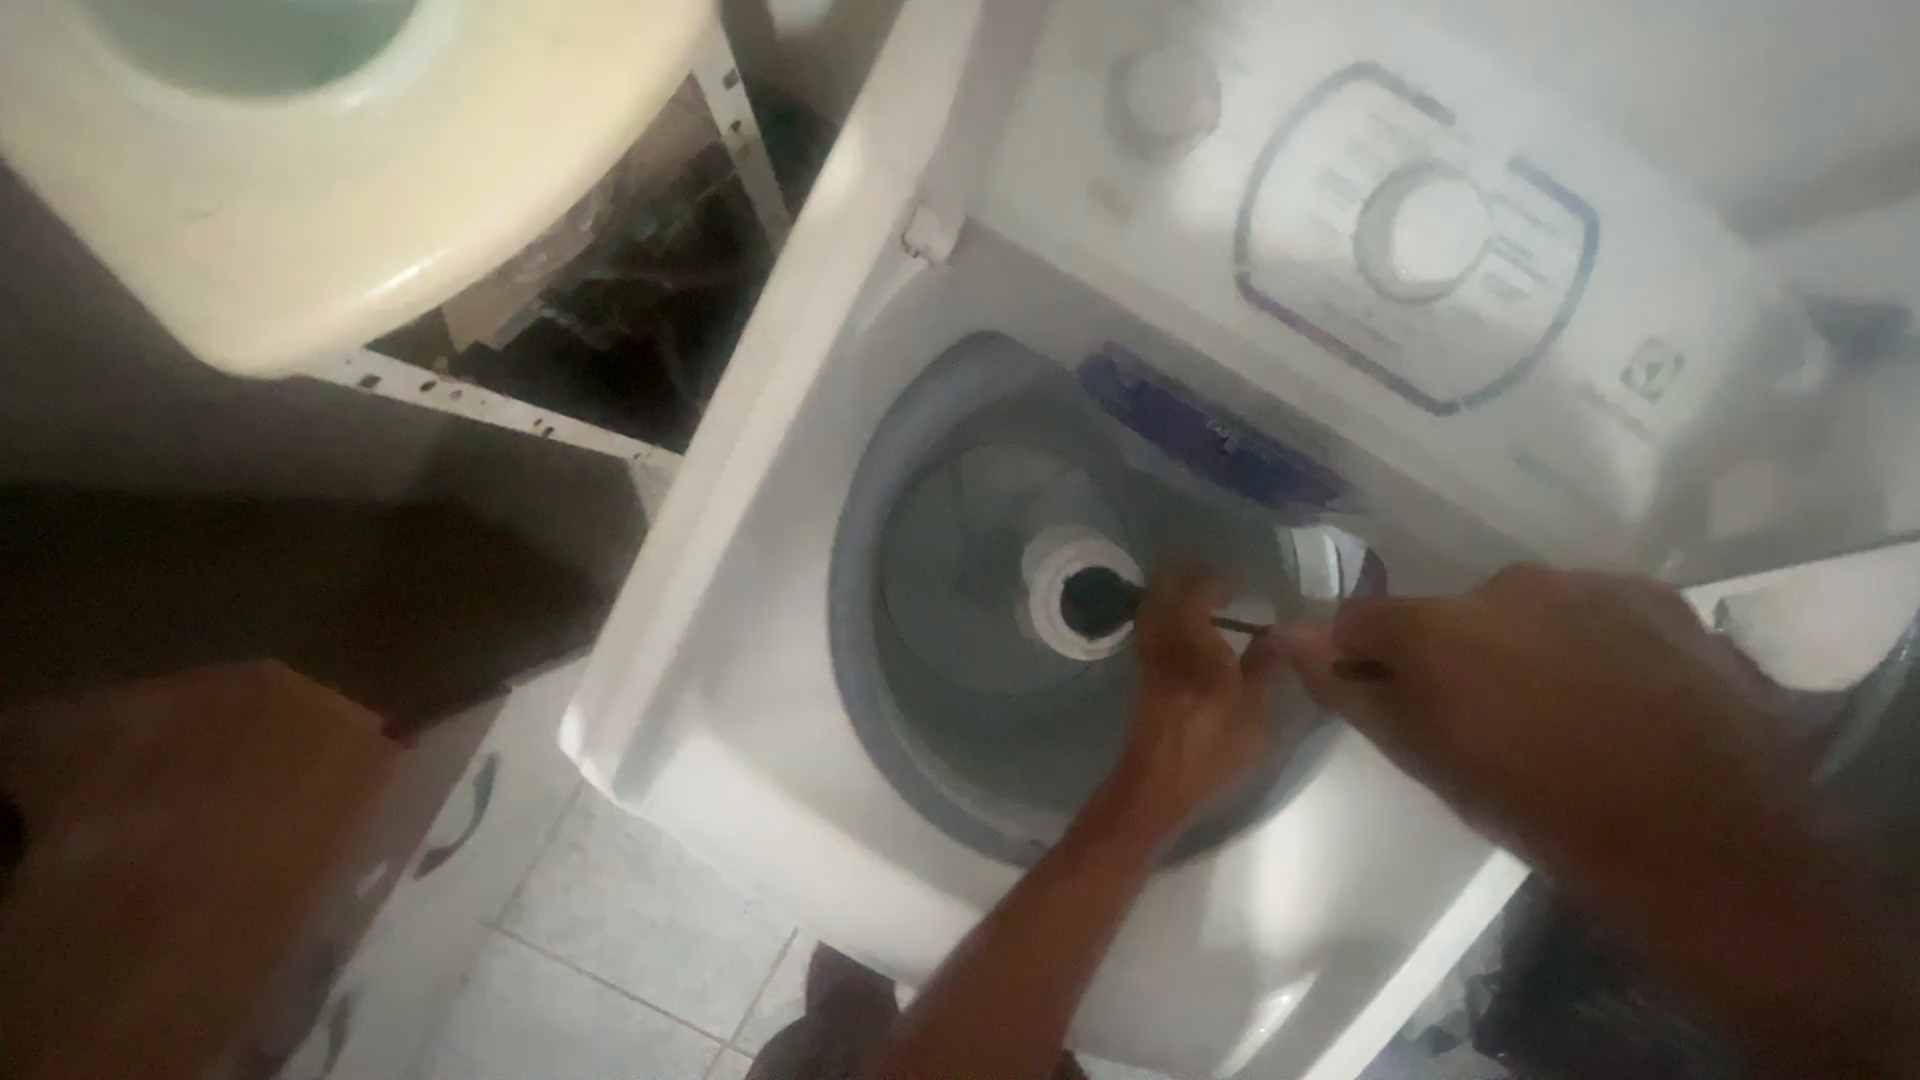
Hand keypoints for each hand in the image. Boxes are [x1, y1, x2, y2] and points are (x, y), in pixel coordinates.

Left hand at [1109, 566, 1288, 833]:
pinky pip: (1148, 626)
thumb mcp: (1254, 713)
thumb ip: (1264, 667)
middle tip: (1213, 581)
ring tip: (1197, 596)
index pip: (1196, 593)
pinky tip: (1181, 624)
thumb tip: (1274, 632)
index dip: (1213, 583)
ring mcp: (1148, 656)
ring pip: (1151, 606)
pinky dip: (1161, 613)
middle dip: (1185, 577)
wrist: (1158, 782)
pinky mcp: (1142, 672)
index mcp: (1196, 647)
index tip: (1234, 587)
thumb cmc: (1212, 751)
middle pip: (1164, 591)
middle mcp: (1166, 643)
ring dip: (1170, 592)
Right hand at [1278, 564, 1802, 874]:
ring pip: (1521, 607)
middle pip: (1445, 612)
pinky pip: (1592, 608)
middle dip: (1448, 651)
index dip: (1357, 653)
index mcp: (1434, 626)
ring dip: (1519, 643)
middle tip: (1481, 713)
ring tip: (1559, 706)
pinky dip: (1586, 639)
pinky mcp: (1661, 598)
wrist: (1704, 843)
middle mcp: (1503, 584)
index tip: (1373, 690)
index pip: (1357, 617)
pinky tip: (1615, 691)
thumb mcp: (1419, 756)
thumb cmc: (1531, 806)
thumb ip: (1345, 689)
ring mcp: (1588, 584)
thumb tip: (1286, 635)